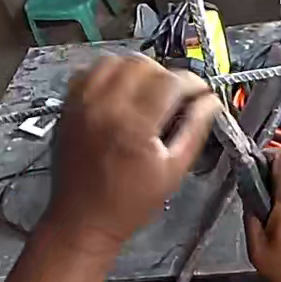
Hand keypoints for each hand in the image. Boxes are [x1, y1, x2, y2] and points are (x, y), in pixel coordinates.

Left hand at [44, 55, 218, 250]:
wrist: (82, 221)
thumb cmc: (126, 204)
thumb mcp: (173, 171)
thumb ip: (195, 130)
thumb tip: (210, 104)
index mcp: (134, 126)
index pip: (171, 81)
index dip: (193, 83)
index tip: (201, 93)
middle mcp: (105, 108)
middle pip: (145, 64)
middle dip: (167, 75)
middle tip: (176, 96)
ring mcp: (83, 104)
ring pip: (117, 61)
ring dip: (139, 70)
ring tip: (149, 92)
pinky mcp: (69, 106)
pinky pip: (91, 71)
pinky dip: (111, 74)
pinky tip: (122, 92)